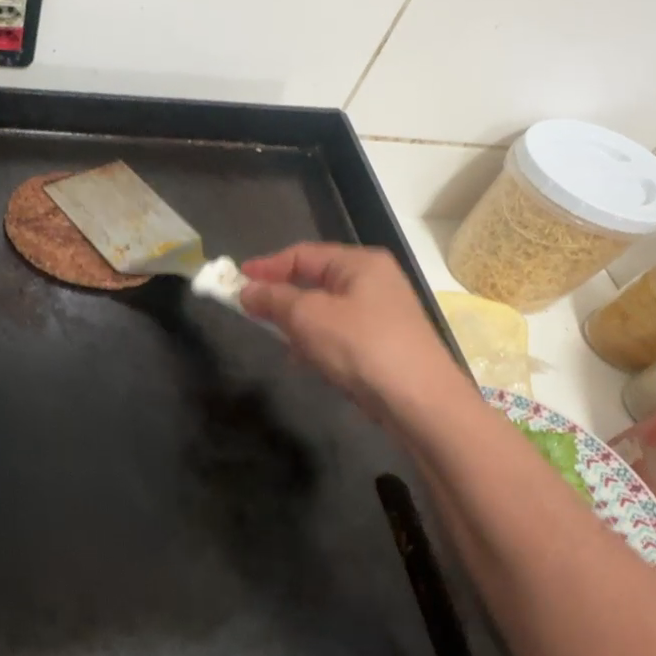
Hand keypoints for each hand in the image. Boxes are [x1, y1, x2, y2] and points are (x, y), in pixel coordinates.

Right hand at [238, 242, 471, 419]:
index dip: (267, 266)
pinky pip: (338, 333)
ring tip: (279, 341)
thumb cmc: (360, 347)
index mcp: (360, 263)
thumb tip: (247, 290)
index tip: (236, 280)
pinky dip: (317, 341)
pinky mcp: (383, 343)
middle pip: (315, 280)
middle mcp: (374, 281)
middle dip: (282, 296)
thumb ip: (273, 299)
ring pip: (325, 309)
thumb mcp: (307, 317)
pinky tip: (307, 361)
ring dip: (298, 323)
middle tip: (251, 311)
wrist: (419, 400)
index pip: (303, 254)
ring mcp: (382, 313)